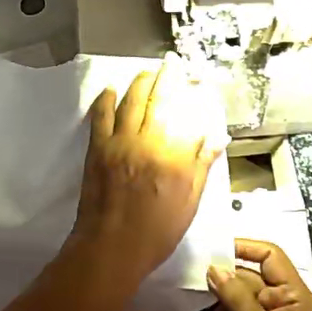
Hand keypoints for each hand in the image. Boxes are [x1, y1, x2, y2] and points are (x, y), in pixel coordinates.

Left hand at [64, 59, 223, 290]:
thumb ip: (201, 167)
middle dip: (166, 77)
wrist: (110, 247)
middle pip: (158, 100)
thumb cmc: (155, 233)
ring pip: (131, 102)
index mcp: (175, 157)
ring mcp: (119, 143)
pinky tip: (110, 89)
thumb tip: (214, 138)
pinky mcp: (97, 149)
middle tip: (171, 63)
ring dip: (139, 83)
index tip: (194, 80)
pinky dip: (106, 100)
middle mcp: (148, 143)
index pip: (186, 115)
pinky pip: (101, 116)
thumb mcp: (189, 204)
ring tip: (146, 72)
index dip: (190, 95)